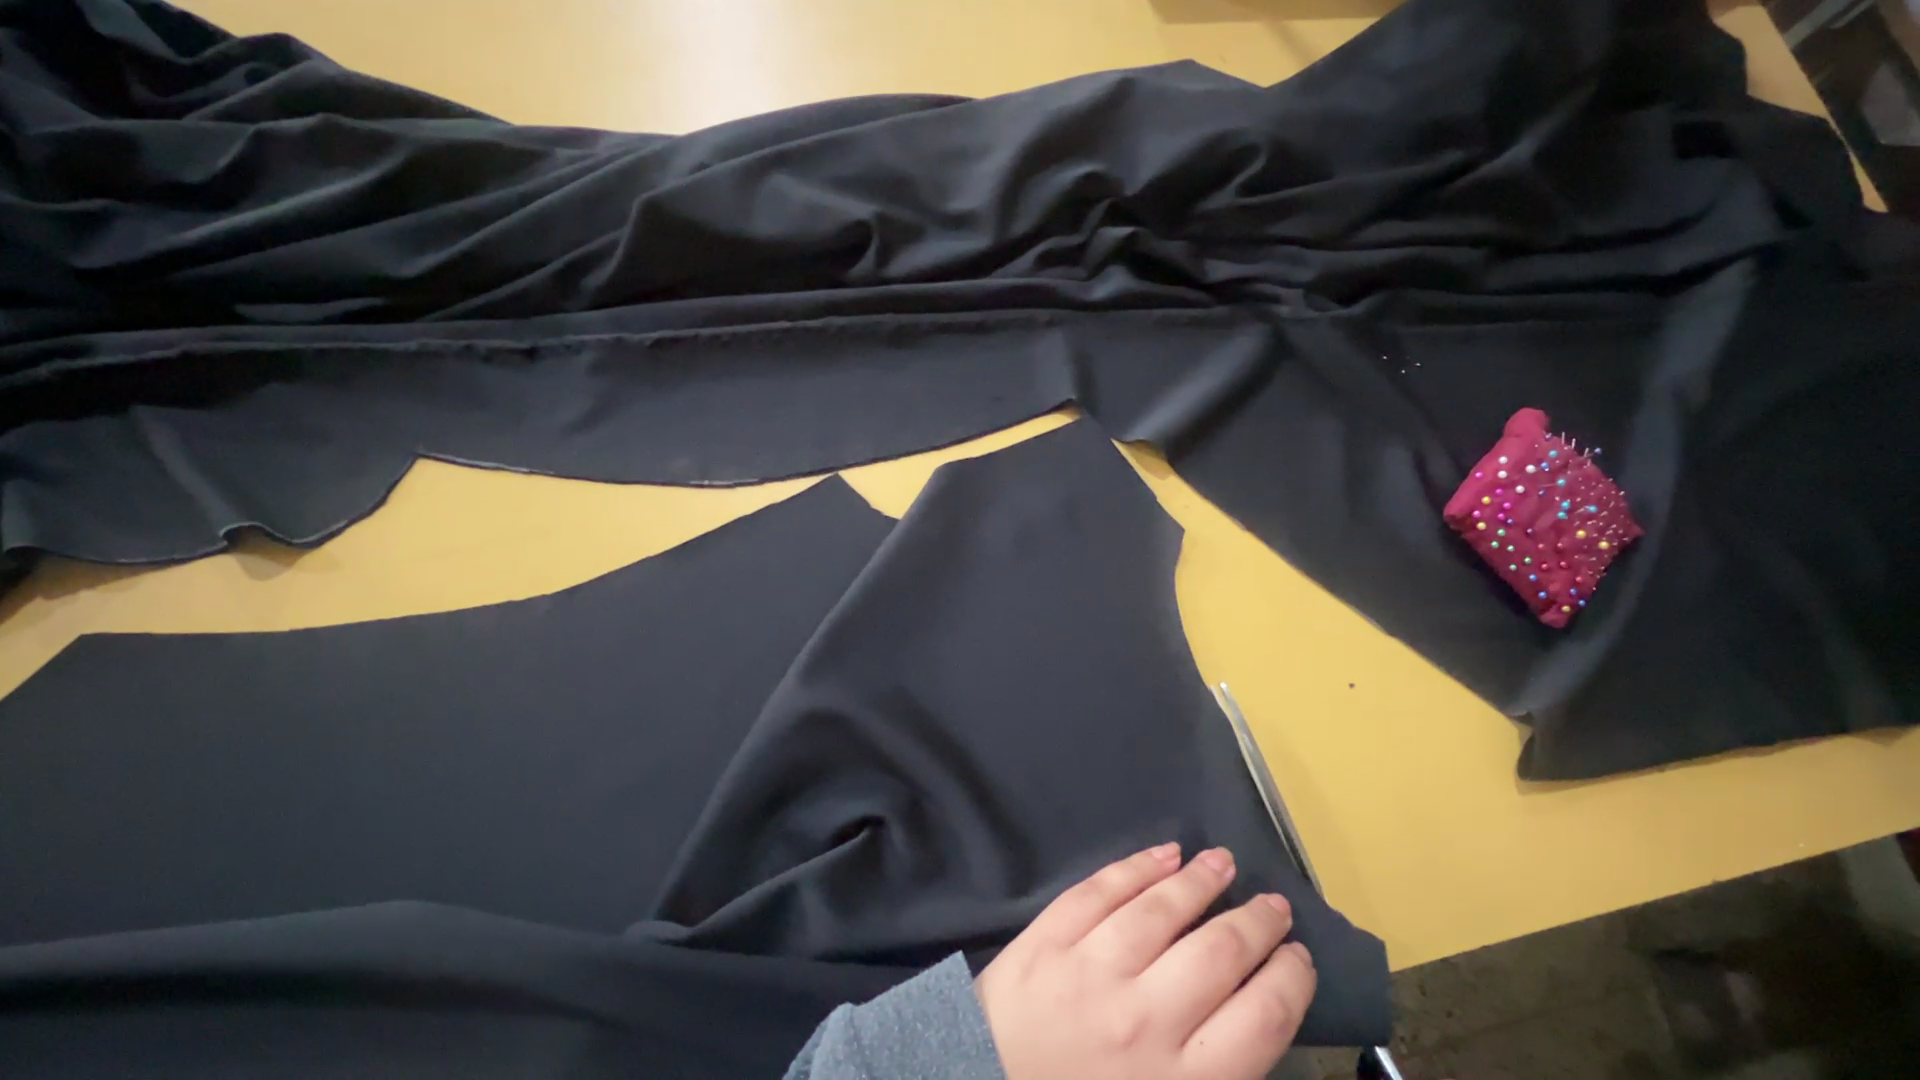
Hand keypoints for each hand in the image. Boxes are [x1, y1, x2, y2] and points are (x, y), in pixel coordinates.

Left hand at [975, 843, 1316, 1079]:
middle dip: (1256, 924)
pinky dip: (1136, 868)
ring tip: (1223, 863)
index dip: (1290, 979)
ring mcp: (1089, 974)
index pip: (1263, 1018)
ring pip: (1160, 912)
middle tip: (1272, 905)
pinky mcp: (1043, 943)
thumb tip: (1253, 1020)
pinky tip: (1164, 855)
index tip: (1297, 955)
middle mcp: (1143, 1021)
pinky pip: (1099, 892)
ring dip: (1200, 882)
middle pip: (1218, 954)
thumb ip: (1211, 1073)